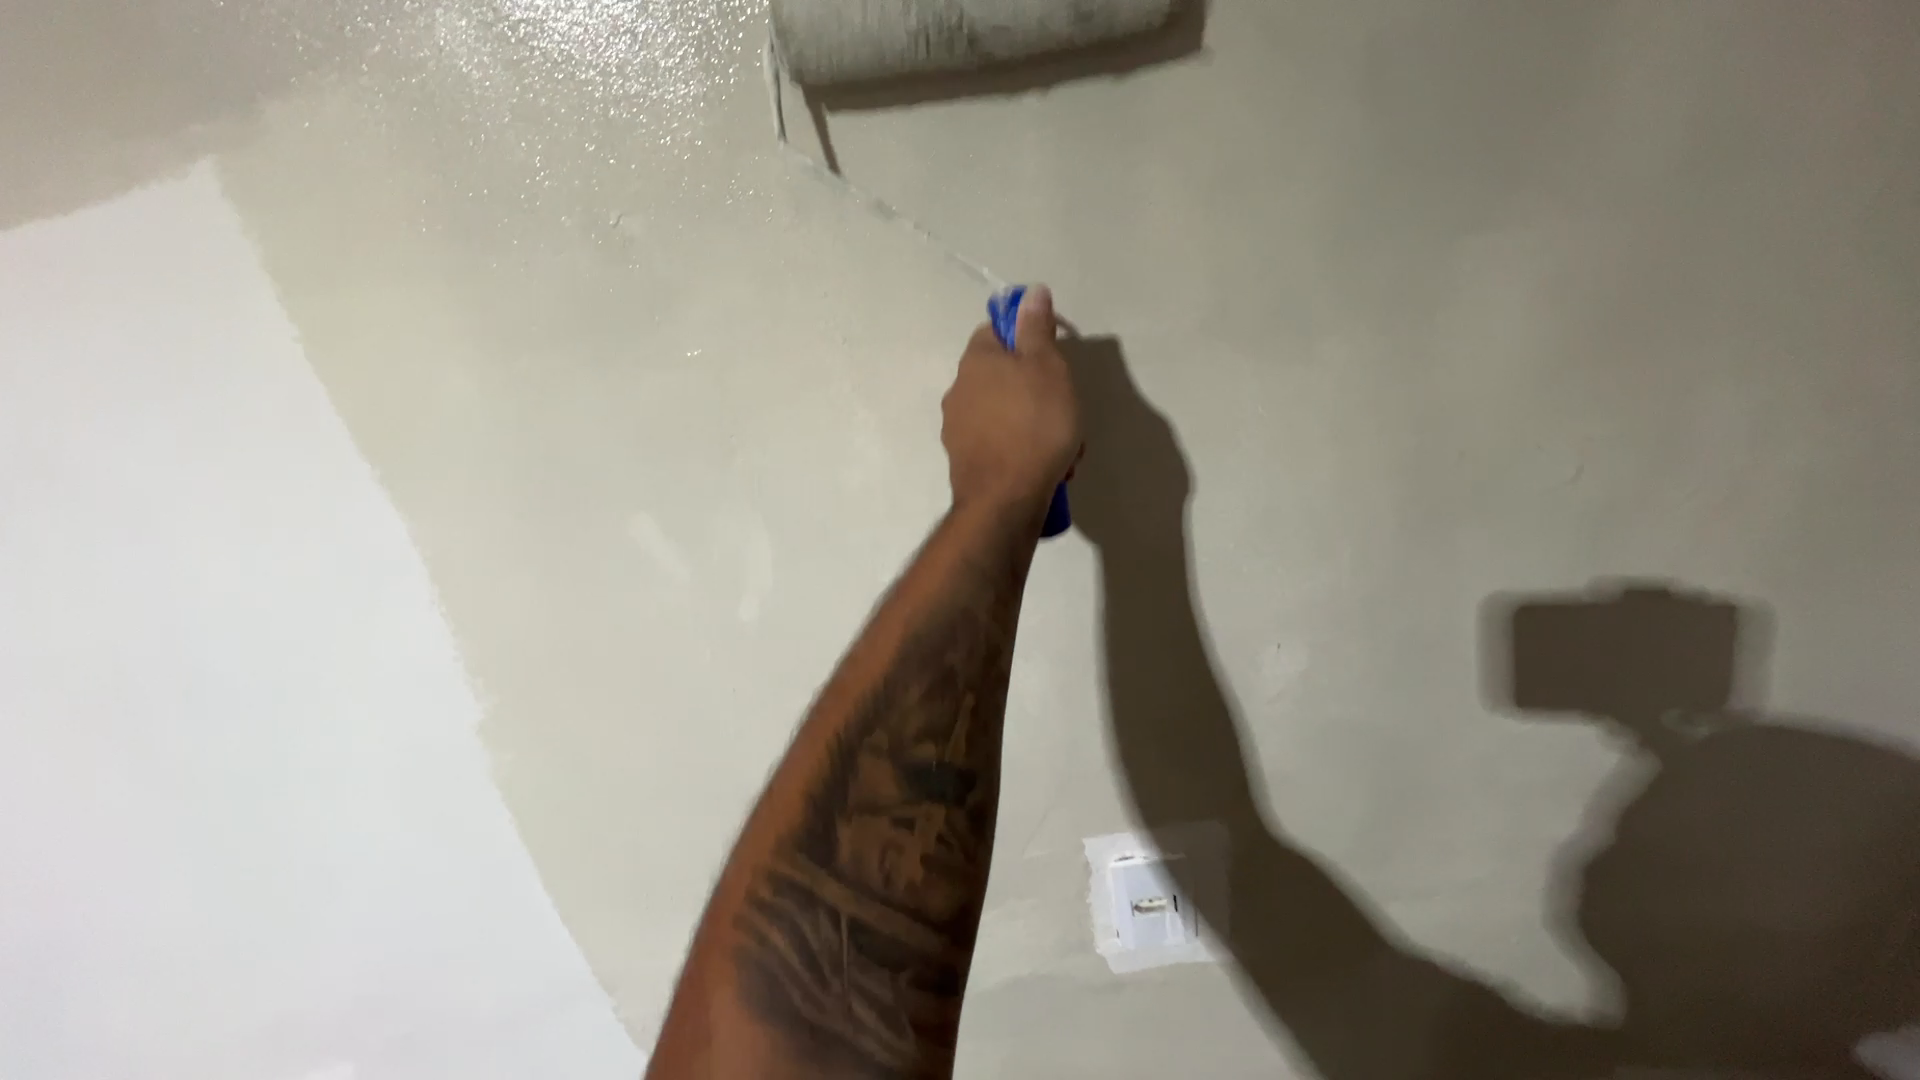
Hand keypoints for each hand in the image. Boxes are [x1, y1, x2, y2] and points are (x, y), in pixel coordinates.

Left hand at [941, 285, 1080, 515]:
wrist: (1006, 500)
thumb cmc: (1034, 425)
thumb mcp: (1047, 366)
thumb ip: (1037, 328)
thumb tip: (1031, 292)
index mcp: (976, 361)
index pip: (996, 331)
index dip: (1026, 338)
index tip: (1053, 357)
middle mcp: (958, 391)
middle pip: (1002, 377)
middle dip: (1037, 391)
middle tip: (1065, 410)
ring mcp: (958, 429)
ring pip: (1005, 414)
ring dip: (1034, 425)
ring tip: (1063, 449)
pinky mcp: (965, 462)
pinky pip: (1000, 445)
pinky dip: (1022, 451)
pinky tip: (1045, 469)